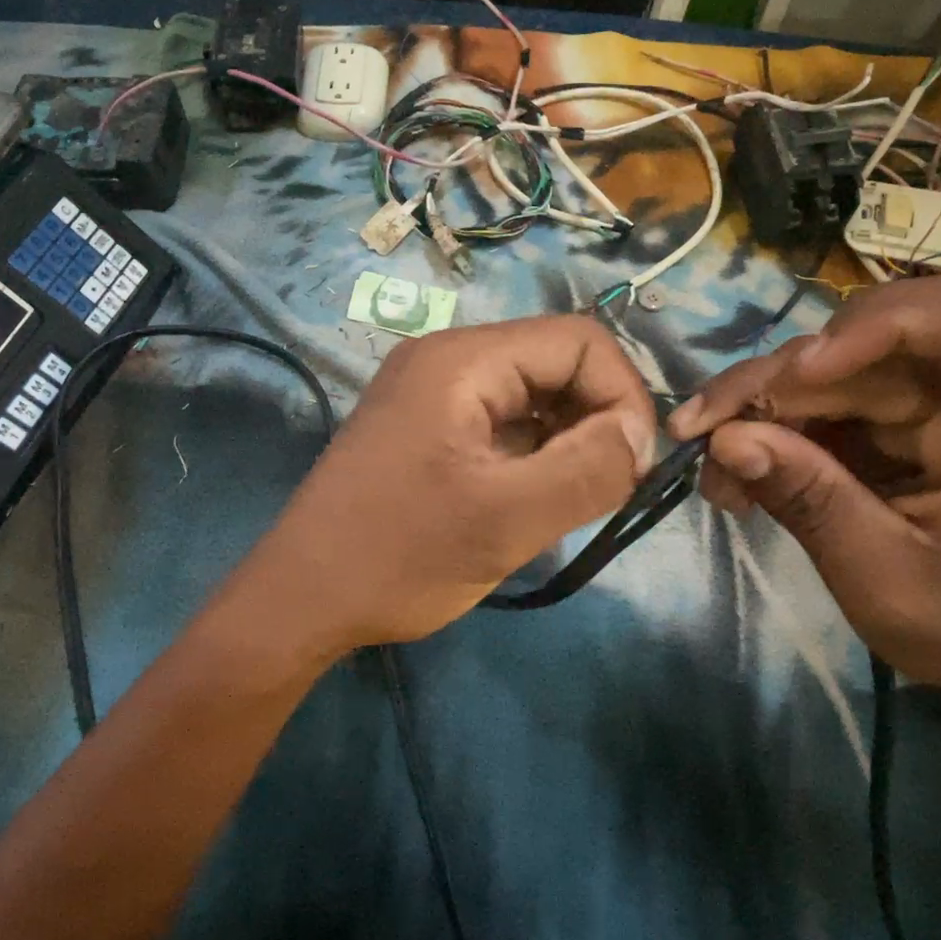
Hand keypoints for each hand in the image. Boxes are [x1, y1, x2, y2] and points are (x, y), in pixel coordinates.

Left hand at [254, 315, 656, 650]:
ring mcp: (430, 395)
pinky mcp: (424, 430)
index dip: (623, 396)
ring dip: (566, 443)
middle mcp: (446, 360)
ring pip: (532, 398)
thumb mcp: (507, 519)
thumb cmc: (399, 557)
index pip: (579, 340)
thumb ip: (588, 469)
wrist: (301, 599)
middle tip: (603, 492)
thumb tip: (639, 436)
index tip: (635, 467)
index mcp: (462, 360)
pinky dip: (532, 457)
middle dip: (596, 421)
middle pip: (555, 364)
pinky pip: (501, 425)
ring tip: (566, 503)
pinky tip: (529, 503)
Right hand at [668, 270, 940, 702]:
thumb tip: (725, 439)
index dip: (892, 319)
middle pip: (879, 339)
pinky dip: (770, 425)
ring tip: (705, 453)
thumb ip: (810, 502)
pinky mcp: (896, 425)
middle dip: (782, 374)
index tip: (804, 370)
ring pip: (838, 366)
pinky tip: (733, 465)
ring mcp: (934, 408)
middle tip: (704, 426)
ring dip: (761, 401)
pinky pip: (824, 401)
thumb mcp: (883, 580)